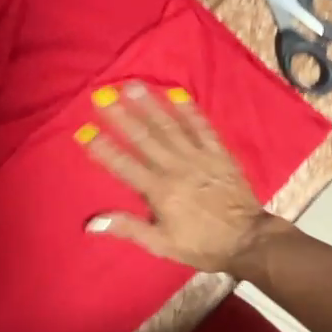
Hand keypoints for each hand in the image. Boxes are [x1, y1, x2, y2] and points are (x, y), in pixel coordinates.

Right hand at [77, 82, 291, 275]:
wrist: (247, 240)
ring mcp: (199, 157)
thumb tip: (91, 224)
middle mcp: (176, 168)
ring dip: (150, 104)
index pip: (124, 165)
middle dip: (121, 116)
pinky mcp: (219, 152)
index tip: (84, 131)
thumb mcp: (162, 244)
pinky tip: (175, 94)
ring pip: (170, 126)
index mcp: (159, 191)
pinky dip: (188, 109)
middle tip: (102, 95)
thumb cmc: (202, 245)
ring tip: (132, 86)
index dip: (103, 148)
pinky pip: (201, 126)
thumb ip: (128, 228)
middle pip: (144, 138)